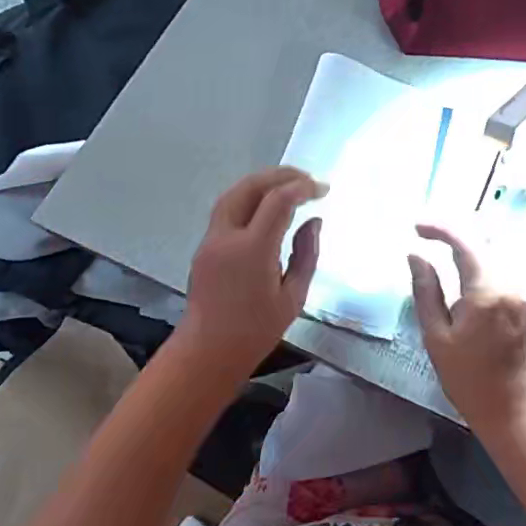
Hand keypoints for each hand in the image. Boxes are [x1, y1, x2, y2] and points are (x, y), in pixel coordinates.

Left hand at [176, 167, 324, 378]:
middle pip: (250, 187)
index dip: (303, 188)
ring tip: (286, 185)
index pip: (278, 201)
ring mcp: (210, 240)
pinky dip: (247, 199)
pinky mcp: (203, 247)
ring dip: (260, 183)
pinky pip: (225, 211)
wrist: (208, 350)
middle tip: (306, 178)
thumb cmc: (255, 331)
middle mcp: (227, 236)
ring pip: (233, 194)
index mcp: (252, 249)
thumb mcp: (293, 297)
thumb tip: (312, 222)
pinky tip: (263, 206)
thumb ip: (306, 255)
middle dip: (280, 175)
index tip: (323, 189)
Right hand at [409, 223, 525, 427]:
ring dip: (469, 244)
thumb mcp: (436, 336)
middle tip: (425, 232)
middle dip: (454, 230)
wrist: (514, 408)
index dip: (439, 228)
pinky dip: (481, 260)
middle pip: (484, 241)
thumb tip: (416, 256)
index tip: (415, 228)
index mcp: (487, 291)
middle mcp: (511, 285)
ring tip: (441, 245)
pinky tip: (464, 268)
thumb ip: (426, 291)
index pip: (465, 242)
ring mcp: (524, 293)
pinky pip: (503, 268)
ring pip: (496, 252)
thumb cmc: (468, 377)